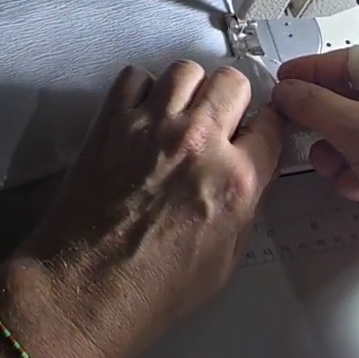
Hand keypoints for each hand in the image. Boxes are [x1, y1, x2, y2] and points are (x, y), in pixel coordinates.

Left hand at [0, 61, 284, 357]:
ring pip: (186, 70)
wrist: (88, 288)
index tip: (258, 126)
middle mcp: (198, 143)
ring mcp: (153, 125)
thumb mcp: (226, 257)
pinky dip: (142, 89)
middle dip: (231, 98)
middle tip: (219, 116)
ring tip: (180, 110)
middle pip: (231, 82)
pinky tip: (142, 113)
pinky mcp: (113, 119)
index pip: (270, 125)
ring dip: (188, 88)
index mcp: (234, 181)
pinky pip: (136, 76)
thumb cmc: (151, 286)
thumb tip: (248, 171)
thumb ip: (245, 202)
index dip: (266, 125)